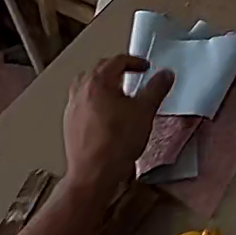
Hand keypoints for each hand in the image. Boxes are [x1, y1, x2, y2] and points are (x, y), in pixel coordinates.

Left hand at [61, 54, 173, 195]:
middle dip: (117, 69)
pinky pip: (82, 103)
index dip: (134, 61)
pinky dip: (95, 100)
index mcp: (98, 82)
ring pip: (87, 85)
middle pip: (98, 70)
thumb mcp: (146, 111)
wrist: (94, 173)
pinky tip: (107, 113)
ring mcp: (73, 108)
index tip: (145, 67)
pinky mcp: (70, 124)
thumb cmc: (117, 142)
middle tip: (132, 74)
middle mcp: (81, 92)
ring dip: (103, 84)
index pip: (117, 61)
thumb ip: (157, 88)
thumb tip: (165, 75)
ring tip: (118, 92)